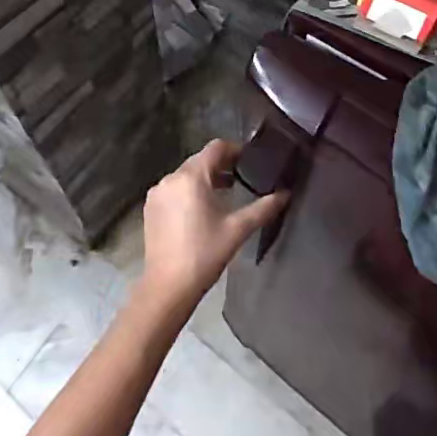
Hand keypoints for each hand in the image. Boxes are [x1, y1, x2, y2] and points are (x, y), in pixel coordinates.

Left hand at [138, 138, 288, 307]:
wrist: (167, 288)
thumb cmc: (205, 254)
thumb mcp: (238, 229)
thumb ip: (263, 208)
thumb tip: (285, 194)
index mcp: (192, 177)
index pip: (216, 148)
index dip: (235, 150)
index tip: (251, 160)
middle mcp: (171, 178)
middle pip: (200, 160)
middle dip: (221, 165)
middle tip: (243, 176)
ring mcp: (158, 193)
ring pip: (186, 174)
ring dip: (206, 178)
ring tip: (225, 192)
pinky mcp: (151, 208)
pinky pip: (174, 188)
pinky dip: (189, 190)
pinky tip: (201, 209)